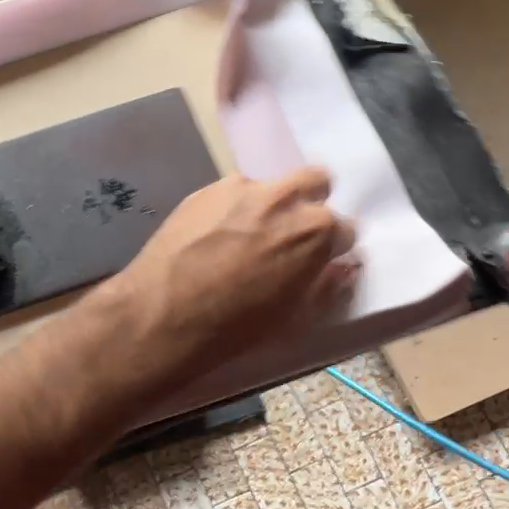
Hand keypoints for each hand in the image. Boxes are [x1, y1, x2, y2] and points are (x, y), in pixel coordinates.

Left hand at [98, 168, 357, 368]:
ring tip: (246, 238)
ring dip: (269, 205)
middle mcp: (283, 198)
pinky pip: (231, 194)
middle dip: (311, 203)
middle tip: (292, 235)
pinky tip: (214, 238)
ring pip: (270, 185)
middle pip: (315, 181)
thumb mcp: (295, 319)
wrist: (164, 314)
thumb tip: (343, 267)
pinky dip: (232, 210)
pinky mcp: (204, 190)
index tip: (320, 261)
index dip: (333, 246)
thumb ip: (328, 287)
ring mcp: (240, 188)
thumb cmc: (237, 326)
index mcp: (316, 229)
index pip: (345, 227)